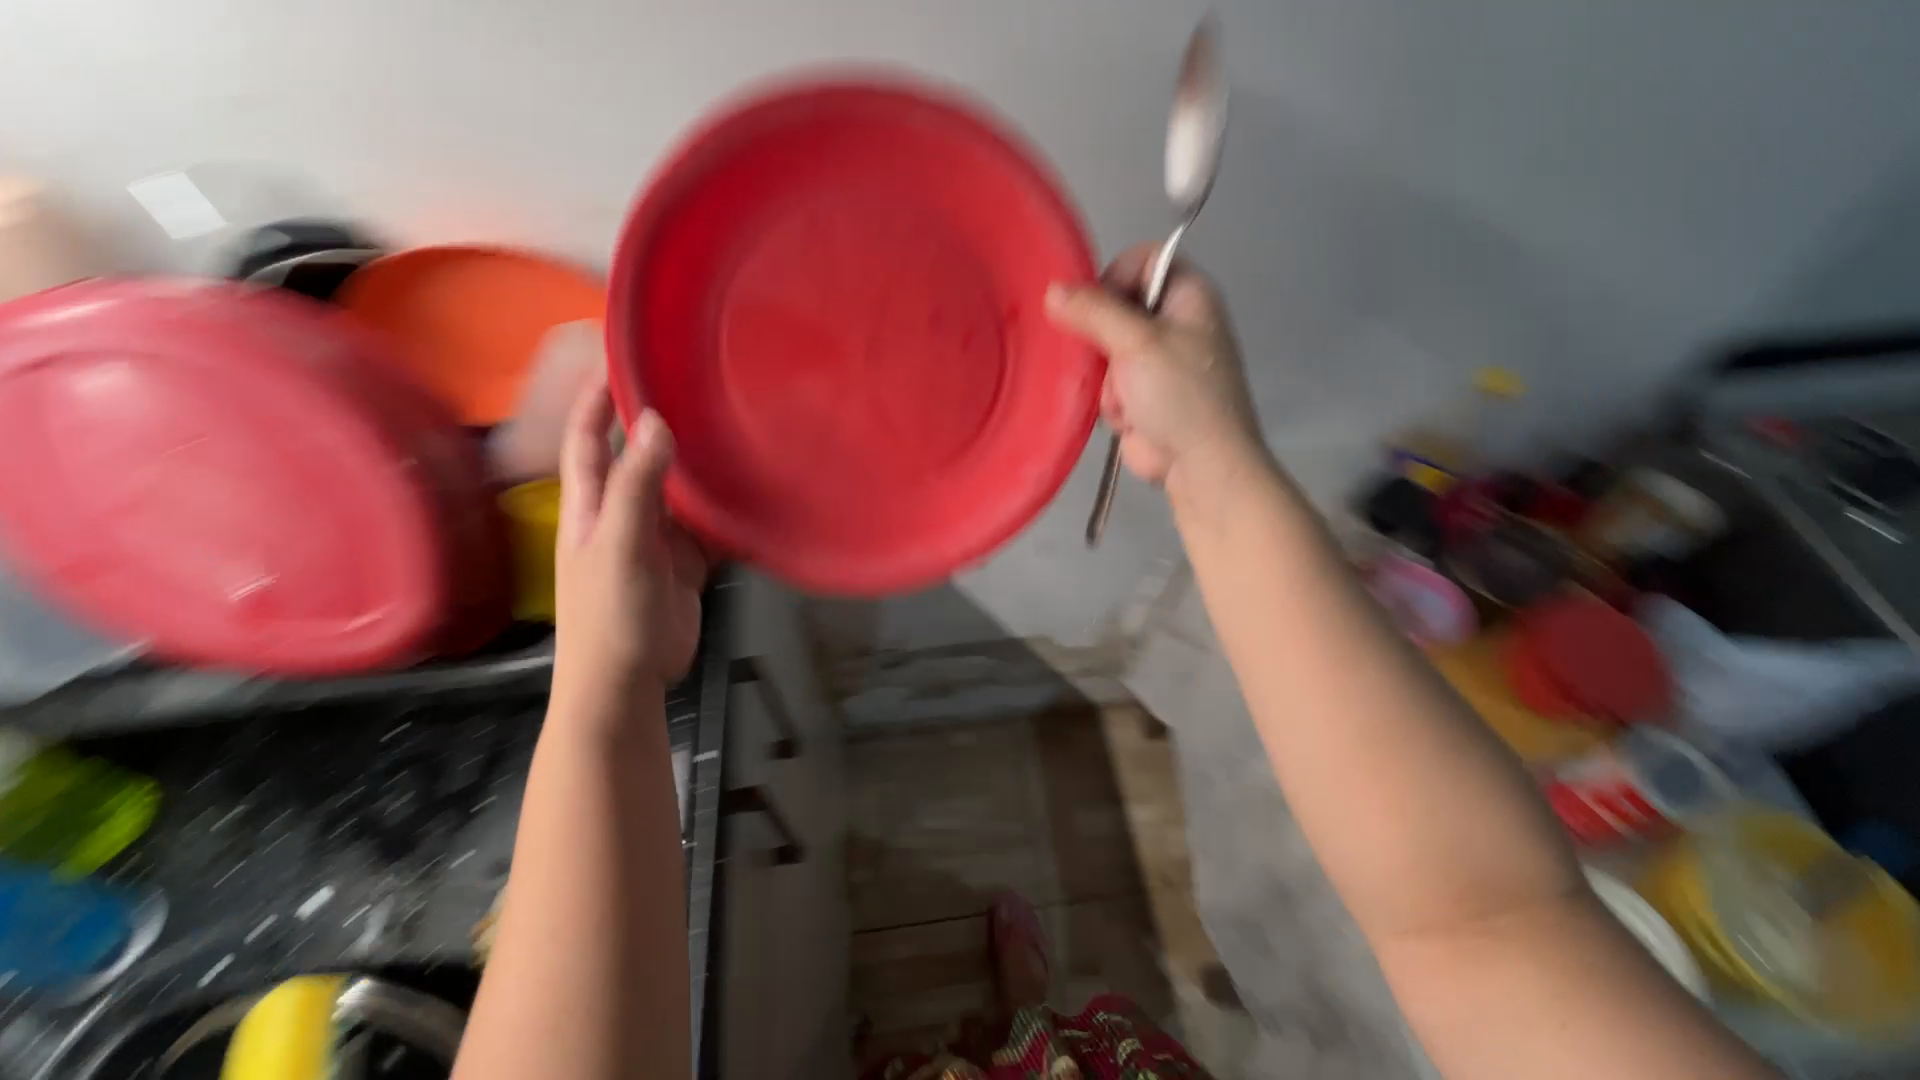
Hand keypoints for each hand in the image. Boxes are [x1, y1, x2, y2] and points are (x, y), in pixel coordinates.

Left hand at [553, 381, 705, 701]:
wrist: (625, 684)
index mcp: (590, 506)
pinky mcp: (684, 567)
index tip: (616, 361)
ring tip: (730, 433)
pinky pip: (706, 531)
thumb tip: (654, 423)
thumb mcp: (619, 547)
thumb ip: (637, 487)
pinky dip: (725, 515)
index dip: (594, 401)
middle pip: (638, 460)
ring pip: (677, 494)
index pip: (586, 440)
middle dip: (656, 426)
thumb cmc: (609, 616)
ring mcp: (654, 542)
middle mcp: (621, 516)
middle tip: (693, 390)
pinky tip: (749, 496)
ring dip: (697, 470)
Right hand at [1045, 245, 1259, 488]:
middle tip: (1106, 359)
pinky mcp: (1141, 394)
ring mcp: (1157, 360)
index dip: (1115, 278)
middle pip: (1116, 306)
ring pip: (1105, 349)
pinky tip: (1125, 417)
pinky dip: (1110, 399)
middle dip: (1102, 338)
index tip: (1098, 307)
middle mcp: (1174, 321)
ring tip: (1123, 398)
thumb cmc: (1181, 394)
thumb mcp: (1137, 343)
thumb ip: (1094, 311)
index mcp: (1188, 295)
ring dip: (1106, 377)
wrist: (1201, 464)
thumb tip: (1053, 290)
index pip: (1142, 260)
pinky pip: (1107, 382)